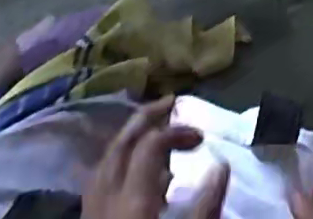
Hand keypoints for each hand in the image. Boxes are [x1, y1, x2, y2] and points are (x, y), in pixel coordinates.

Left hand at [84, 96, 228, 218]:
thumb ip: (206, 206)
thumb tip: (221, 166)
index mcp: (133, 200)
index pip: (152, 144)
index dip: (176, 133)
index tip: (202, 138)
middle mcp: (106, 197)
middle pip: (122, 142)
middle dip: (146, 118)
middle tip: (170, 104)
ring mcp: (92, 212)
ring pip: (105, 158)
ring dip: (128, 137)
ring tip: (149, 130)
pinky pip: (97, 180)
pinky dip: (115, 163)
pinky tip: (127, 169)